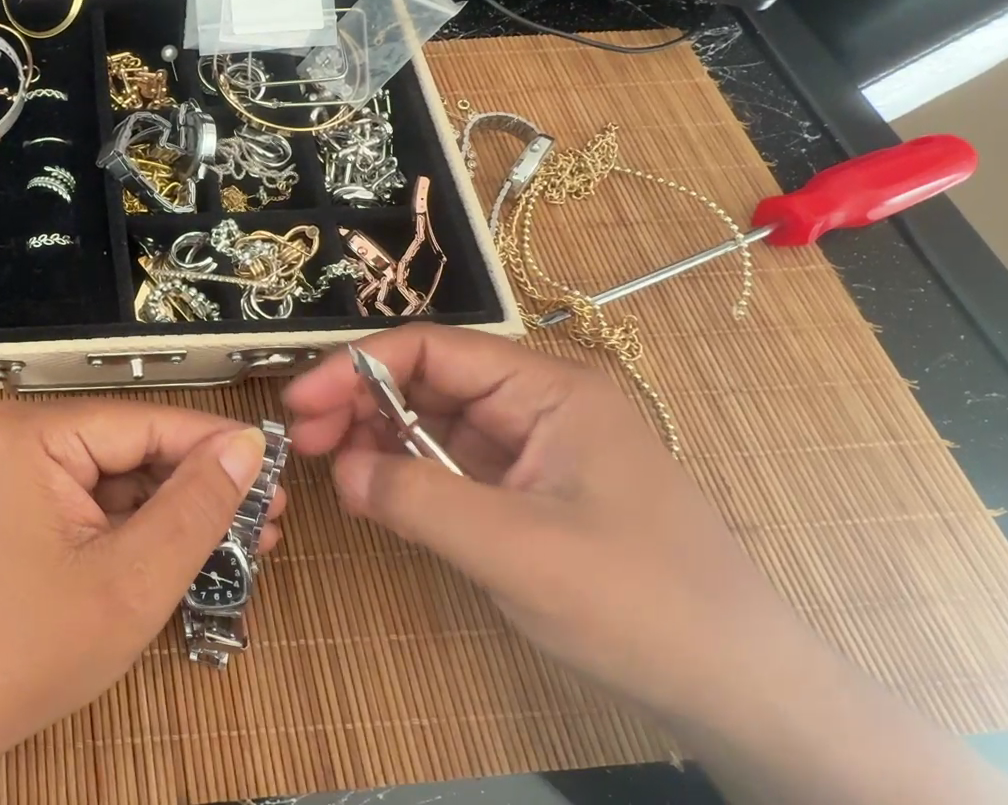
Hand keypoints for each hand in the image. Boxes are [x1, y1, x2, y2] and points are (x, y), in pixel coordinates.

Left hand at [0, 399, 278, 797]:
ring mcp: (2, 463)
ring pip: (109, 473)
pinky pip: (83, 494)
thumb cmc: (28, 651)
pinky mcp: (6, 495)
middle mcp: (7, 432)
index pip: (143, 422)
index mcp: (25, 434)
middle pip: (126, 446)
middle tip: (264, 516)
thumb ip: (196, 506)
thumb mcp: (132, 580)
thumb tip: (245, 448)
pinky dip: (130, 522)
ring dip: (168, 507)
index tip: (273, 470)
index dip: (212, 446)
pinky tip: (180, 545)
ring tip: (238, 538)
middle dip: (194, 485)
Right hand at [282, 323, 804, 722]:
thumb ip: (416, 500)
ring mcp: (532, 448)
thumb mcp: (515, 549)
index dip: (356, 367)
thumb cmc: (637, 603)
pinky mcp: (525, 489)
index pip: (433, 349)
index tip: (299, 404)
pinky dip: (403, 473)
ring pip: (431, 421)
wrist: (737, 688)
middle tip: (306, 443)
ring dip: (376, 438)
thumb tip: (342, 472)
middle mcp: (538, 405)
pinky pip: (448, 464)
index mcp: (550, 390)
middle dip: (359, 403)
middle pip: (426, 379)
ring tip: (334, 473)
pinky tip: (373, 494)